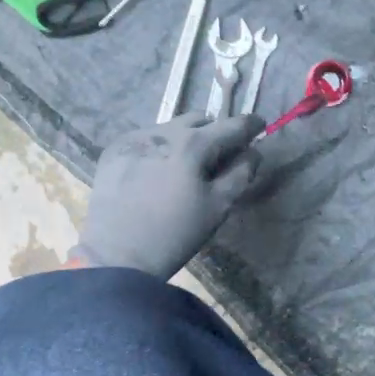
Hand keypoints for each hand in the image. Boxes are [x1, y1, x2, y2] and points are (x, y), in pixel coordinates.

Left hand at [73, 114, 263, 278]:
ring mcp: (134, 139)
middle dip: (215, 132)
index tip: (260, 125)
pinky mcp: (114, 151)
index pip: (231, 126)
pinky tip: (158, 173)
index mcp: (192, 144)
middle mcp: (162, 131)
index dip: (250, 125)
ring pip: (170, 128)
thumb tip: (253, 153)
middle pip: (199, 120)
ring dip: (186, 139)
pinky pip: (146, 140)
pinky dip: (160, 149)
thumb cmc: (175, 234)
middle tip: (221, 156)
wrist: (116, 255)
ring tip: (187, 166)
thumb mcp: (217, 208)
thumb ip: (240, 175)